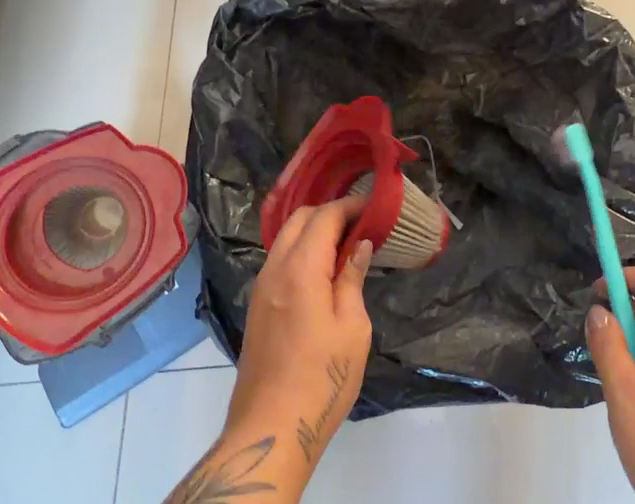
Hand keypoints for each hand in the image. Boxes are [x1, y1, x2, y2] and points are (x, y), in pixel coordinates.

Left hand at [229, 195, 374, 468]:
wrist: (271, 428)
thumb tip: (359, 246)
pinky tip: (326, 270)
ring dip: (314, 232)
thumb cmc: (322, 378)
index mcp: (300, 270)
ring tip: (348, 244)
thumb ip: (352, 279)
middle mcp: (274, 270)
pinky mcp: (258, 308)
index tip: (376, 205)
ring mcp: (261, 289)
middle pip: (298, 220)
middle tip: (362, 222)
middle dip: (330, 212)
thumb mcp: (353, 327)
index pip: (324, 217)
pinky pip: (280, 262)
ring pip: (285, 240)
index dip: (350, 205)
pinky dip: (302, 252)